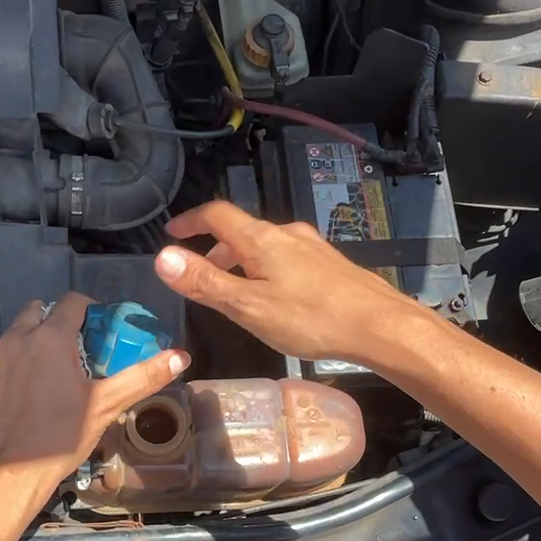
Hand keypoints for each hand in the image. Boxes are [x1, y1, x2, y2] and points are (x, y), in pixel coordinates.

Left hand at [0, 292, 187, 492]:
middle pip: (38, 311)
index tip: (102, 331)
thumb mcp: (106, 406)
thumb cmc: (61, 436)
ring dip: (35, 345)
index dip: (91, 310)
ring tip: (53, 376)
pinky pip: (1, 364)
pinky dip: (16, 370)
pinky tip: (28, 398)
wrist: (9, 475)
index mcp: (49, 338)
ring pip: (17, 337)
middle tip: (78, 350)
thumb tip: (181, 356)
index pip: (72, 302)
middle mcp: (17, 340)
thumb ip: (143, 376)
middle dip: (58, 322)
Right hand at [154, 201, 420, 362]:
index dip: (190, 221)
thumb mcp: (248, 306)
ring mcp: (311, 247)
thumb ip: (205, 283)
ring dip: (240, 260)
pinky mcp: (328, 264)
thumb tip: (162, 256)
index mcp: (261, 240)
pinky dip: (264, 268)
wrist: (378, 325)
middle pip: (241, 230)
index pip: (216, 215)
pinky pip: (285, 257)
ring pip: (264, 245)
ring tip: (232, 290)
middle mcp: (286, 234)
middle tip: (197, 274)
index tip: (171, 233)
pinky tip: (273, 297)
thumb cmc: (309, 318)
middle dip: (213, 247)